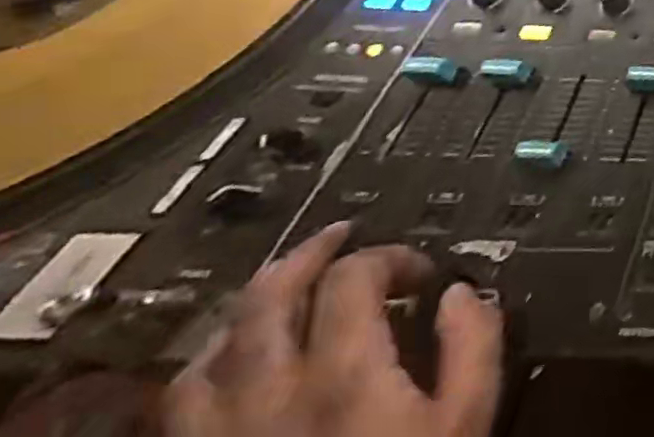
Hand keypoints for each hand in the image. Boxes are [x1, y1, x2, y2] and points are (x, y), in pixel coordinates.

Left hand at [165, 222, 502, 436]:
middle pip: (271, 292)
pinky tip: (236, 363)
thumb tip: (457, 292)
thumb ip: (473, 346)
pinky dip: (212, 362)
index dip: (392, 256)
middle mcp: (269, 390)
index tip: (420, 273)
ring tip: (288, 290)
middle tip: (342, 236)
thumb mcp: (465, 425)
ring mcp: (218, 434)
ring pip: (214, 342)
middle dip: (311, 252)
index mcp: (343, 372)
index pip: (355, 276)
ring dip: (256, 302)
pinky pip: (180, 400)